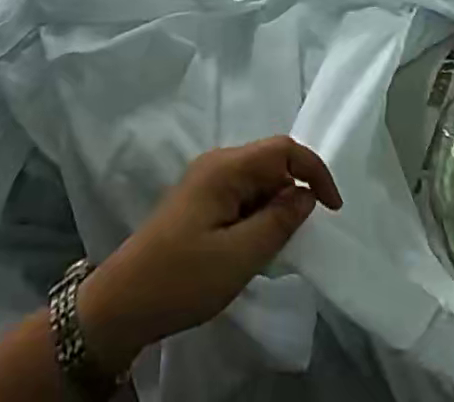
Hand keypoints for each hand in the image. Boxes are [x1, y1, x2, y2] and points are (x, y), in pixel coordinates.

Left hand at [77, 136, 343, 368]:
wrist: (120, 305)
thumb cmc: (181, 278)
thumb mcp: (239, 256)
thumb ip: (279, 221)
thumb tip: (305, 195)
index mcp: (225, 168)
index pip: (283, 149)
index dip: (314, 171)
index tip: (332, 208)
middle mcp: (216, 165)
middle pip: (271, 163)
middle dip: (292, 193)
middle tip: (295, 238)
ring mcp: (205, 182)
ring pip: (258, 182)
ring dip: (273, 209)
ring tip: (268, 249)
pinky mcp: (200, 202)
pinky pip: (242, 197)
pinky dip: (257, 216)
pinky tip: (250, 247)